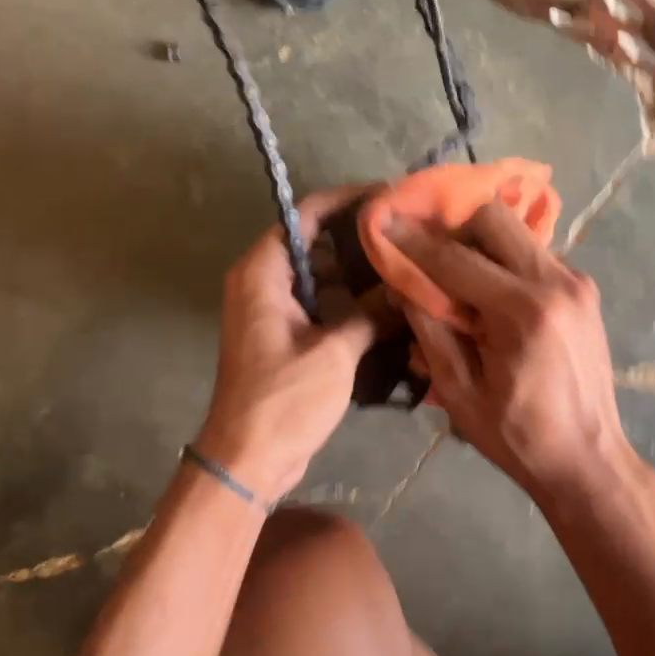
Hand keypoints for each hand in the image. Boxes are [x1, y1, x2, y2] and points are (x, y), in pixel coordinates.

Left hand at [196, 187, 380, 500]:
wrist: (247, 459)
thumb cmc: (284, 400)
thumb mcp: (335, 353)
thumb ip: (371, 313)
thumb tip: (407, 285)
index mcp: (263, 272)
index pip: (305, 215)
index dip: (346, 201)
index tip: (388, 196)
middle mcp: (261, 281)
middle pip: (313, 243)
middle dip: (357, 240)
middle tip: (407, 235)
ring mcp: (270, 309)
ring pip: (318, 276)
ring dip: (355, 275)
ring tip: (405, 267)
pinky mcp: (281, 335)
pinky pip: (316, 304)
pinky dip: (346, 303)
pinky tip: (387, 307)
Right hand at [386, 203, 629, 495]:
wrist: (589, 462)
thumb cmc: (517, 436)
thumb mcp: (458, 390)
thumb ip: (428, 328)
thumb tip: (400, 282)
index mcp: (524, 311)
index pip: (454, 257)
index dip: (412, 239)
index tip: (380, 219)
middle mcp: (556, 282)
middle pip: (494, 217)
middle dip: (451, 222)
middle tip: (420, 240)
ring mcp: (576, 282)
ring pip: (515, 231)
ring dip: (476, 240)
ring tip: (447, 265)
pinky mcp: (583, 289)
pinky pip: (531, 254)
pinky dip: (500, 259)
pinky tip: (482, 288)